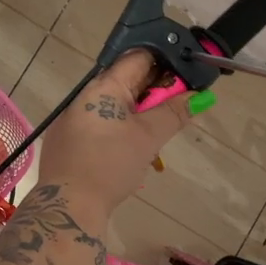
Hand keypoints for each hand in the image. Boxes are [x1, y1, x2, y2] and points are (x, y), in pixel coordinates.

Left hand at [36, 51, 191, 229]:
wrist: (68, 206)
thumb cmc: (110, 165)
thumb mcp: (148, 138)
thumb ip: (174, 113)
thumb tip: (199, 96)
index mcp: (102, 87)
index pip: (138, 58)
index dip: (166, 62)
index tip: (186, 78)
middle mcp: (83, 97)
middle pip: (125, 82)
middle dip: (154, 93)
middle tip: (176, 109)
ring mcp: (71, 120)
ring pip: (113, 107)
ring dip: (138, 115)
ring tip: (156, 135)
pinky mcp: (66, 142)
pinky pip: (99, 125)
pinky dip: (119, 131)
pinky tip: (130, 152)